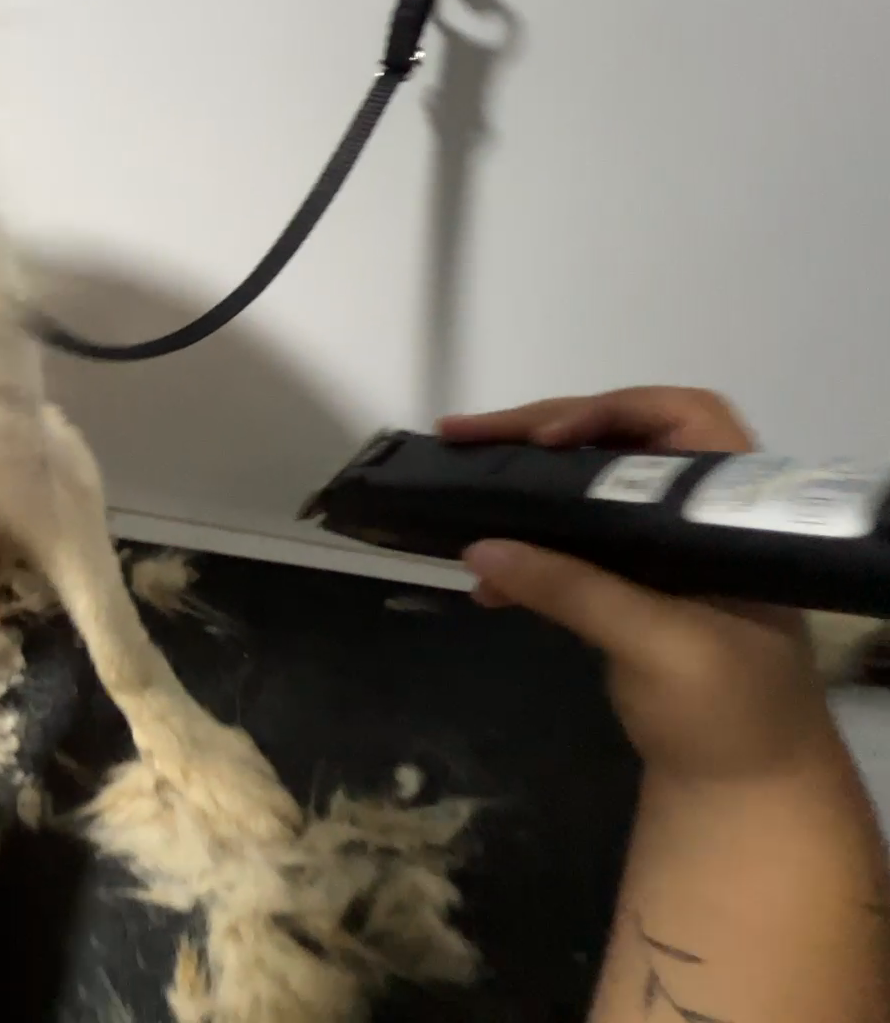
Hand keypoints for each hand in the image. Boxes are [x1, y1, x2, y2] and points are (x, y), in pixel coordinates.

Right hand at [439, 388, 839, 786]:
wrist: (737, 779)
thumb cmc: (731, 710)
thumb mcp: (661, 645)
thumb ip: (573, 589)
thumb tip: (478, 546)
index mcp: (728, 516)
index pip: (681, 420)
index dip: (609, 411)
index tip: (543, 439)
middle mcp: (688, 519)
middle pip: (610, 443)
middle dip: (532, 433)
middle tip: (459, 434)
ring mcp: (649, 551)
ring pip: (574, 488)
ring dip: (512, 484)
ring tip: (452, 483)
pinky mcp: (614, 585)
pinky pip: (554, 545)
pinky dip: (513, 553)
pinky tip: (481, 582)